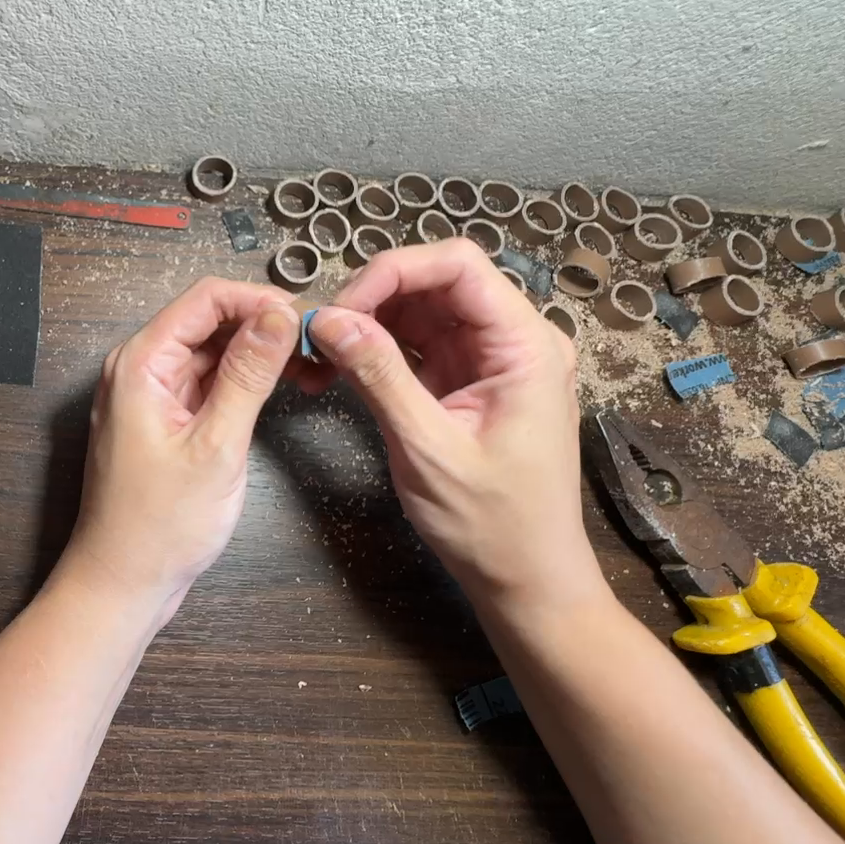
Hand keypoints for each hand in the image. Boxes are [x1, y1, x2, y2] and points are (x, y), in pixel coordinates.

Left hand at [60, 278, 300, 622]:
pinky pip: (204, 382)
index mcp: (140, 363)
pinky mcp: (162, 418)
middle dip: (262, 325)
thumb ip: (248, 375)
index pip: (204, 299)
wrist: (123, 582)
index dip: (258, 300)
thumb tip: (279, 315)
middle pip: (207, 321)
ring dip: (256, 354)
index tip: (305, 321)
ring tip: (308, 368)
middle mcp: (139, 368)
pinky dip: (240, 381)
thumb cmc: (161, 524)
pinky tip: (277, 389)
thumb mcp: (216, 445)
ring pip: (209, 351)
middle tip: (317, 348)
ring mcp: (149, 394)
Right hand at [298, 240, 601, 616]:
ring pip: (417, 309)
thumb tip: (326, 319)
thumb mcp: (427, 447)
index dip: (393, 272)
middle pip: (434, 281)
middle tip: (320, 334)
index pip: (457, 266)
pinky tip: (338, 366)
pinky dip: (372, 349)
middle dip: (371, 298)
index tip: (339, 310)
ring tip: (320, 352)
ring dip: (365, 322)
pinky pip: (412, 343)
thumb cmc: (491, 521)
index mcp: (525, 344)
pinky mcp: (461, 379)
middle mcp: (510, 339)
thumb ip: (378, 376)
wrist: (523, 577)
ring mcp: (485, 358)